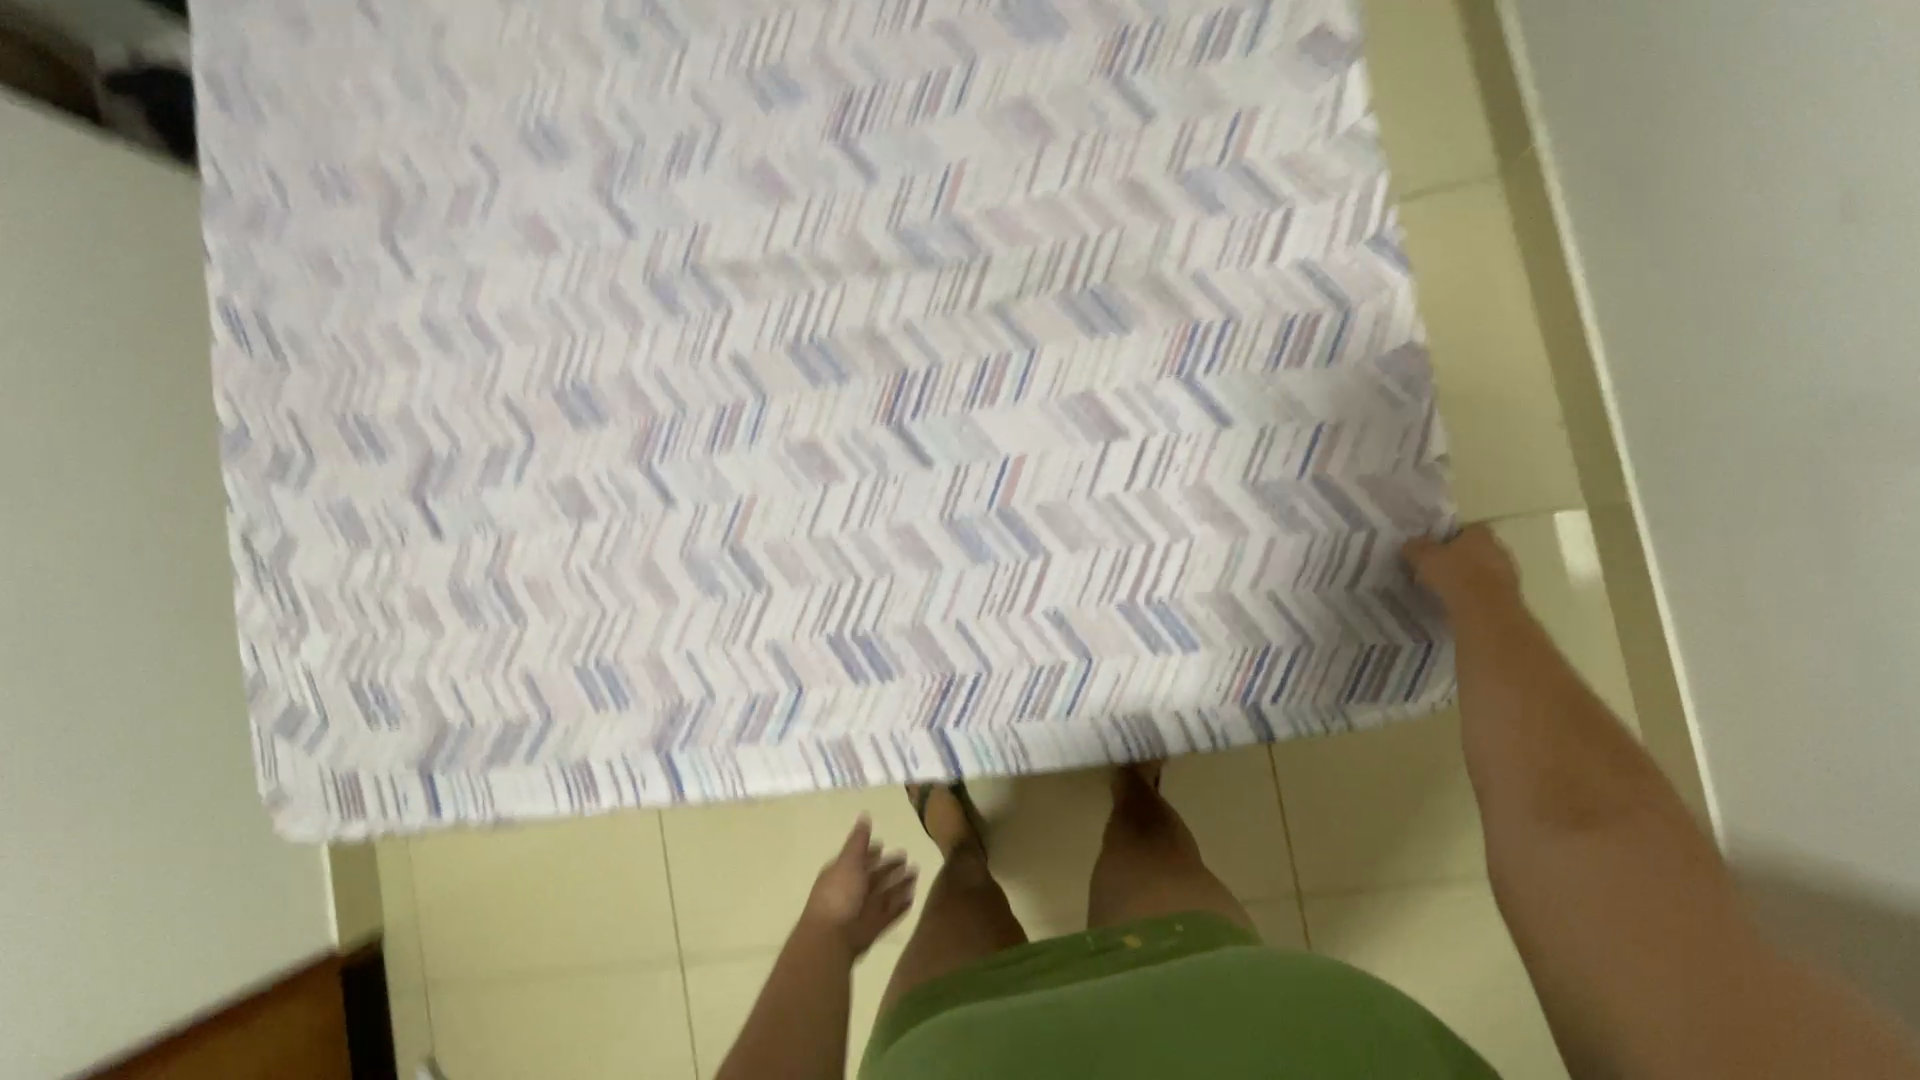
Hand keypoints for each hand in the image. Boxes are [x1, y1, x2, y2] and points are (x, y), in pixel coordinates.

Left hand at [802, 817, 917, 956]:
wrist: (833, 938)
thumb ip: (859, 841)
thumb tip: (865, 815)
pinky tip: (913, 897)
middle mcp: (852, 891)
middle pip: (874, 876)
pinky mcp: (874, 927)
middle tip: (907, 857)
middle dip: (890, 866)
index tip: (884, 844)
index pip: (859, 859)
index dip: (871, 852)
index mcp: (842, 874)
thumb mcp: (848, 861)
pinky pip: (890, 913)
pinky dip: (901, 905)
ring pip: (885, 893)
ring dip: (899, 884)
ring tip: (916, 873)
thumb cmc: (838, 894)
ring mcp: (864, 910)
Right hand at [1404, 524, 1520, 608]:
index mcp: (1480, 533)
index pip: (1463, 530)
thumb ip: (1415, 547)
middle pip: (1473, 550)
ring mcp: (1507, 571)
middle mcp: (1498, 547)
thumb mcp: (1424, 558)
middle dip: (1457, 559)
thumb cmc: (1454, 575)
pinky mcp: (1509, 594)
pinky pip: (1486, 589)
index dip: (1446, 539)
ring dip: (1466, 578)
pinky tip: (1459, 602)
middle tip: (1436, 571)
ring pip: (1481, 570)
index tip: (1431, 552)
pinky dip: (1474, 593)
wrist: (1485, 610)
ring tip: (1445, 590)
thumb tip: (1410, 543)